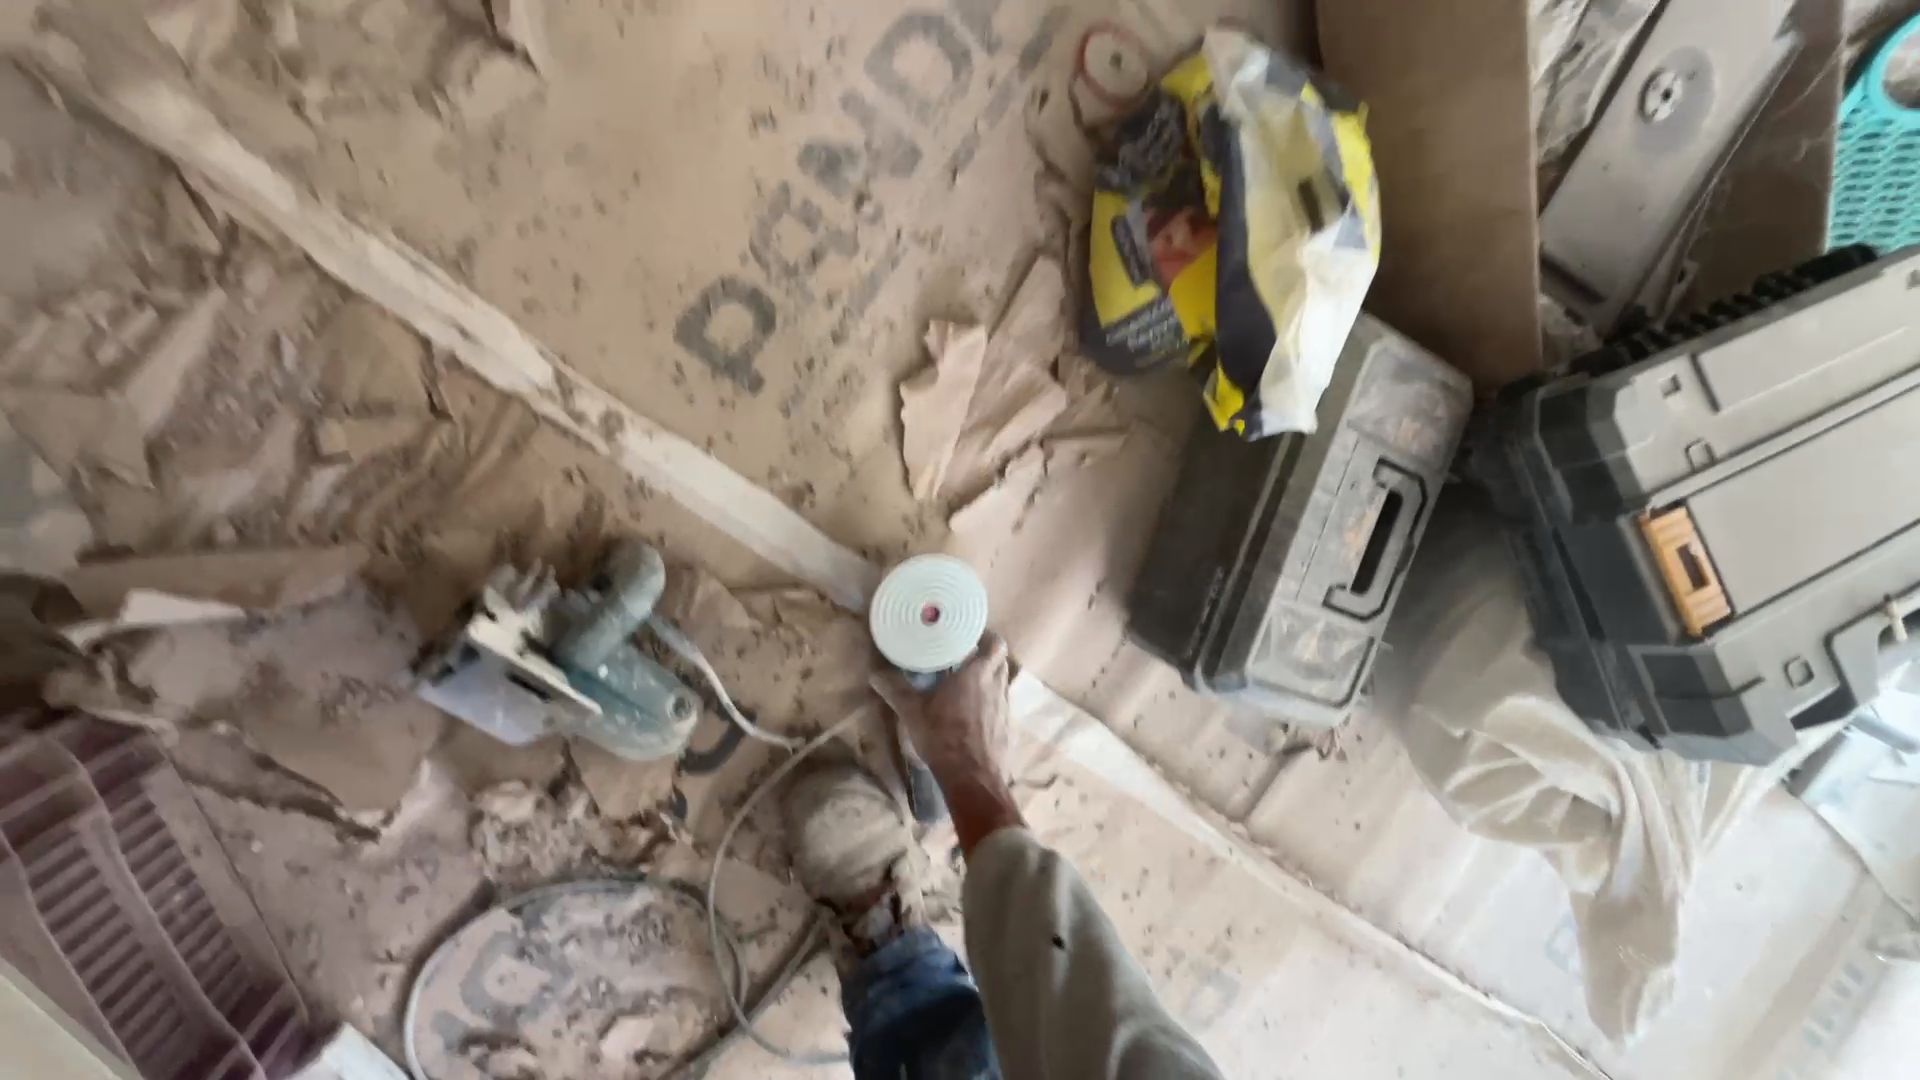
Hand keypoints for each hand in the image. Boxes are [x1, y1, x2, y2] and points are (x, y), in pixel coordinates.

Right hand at [873, 633, 1023, 853]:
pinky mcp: (1007, 729)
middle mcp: (996, 687)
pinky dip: (990, 705)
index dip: (987, 637)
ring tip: (965, 685)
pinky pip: (1000, 708)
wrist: (973, 779)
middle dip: (986, 657)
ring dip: (988, 681)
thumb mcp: (913, 712)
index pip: (995, 644)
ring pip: (1001, 685)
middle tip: (964, 658)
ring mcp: (1005, 709)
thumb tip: (875, 674)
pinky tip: (972, 716)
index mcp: (978, 674)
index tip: (970, 637)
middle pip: (1000, 662)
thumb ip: (895, 689)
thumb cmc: (944, 737)